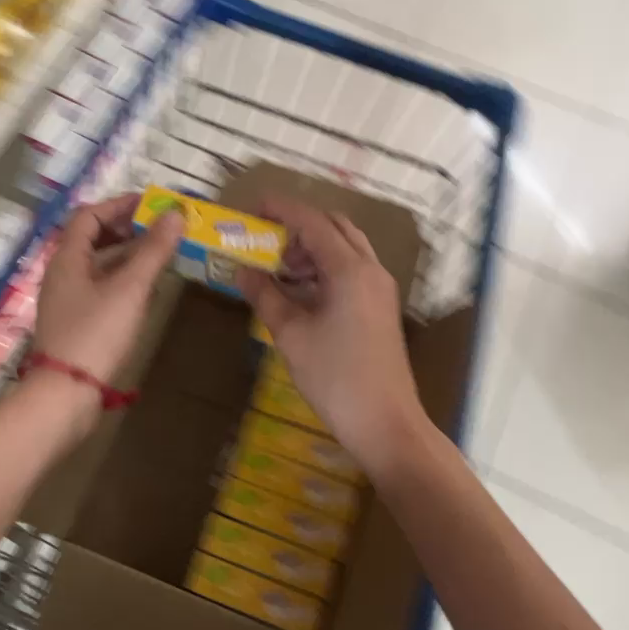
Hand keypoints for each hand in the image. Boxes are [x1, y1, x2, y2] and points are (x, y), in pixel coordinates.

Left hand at [30, 193, 184, 390]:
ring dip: (126, 256)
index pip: (89, 215)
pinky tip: (146, 290)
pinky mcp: (75, 323)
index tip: (151, 204)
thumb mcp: (129, 289)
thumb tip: (175, 214)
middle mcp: (61, 274)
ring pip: (97, 266)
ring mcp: (66, 301)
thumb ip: (152, 251)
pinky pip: (99, 289)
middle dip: (125, 229)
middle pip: (91, 239)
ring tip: (160, 255)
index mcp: (67, 258)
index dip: (119, 205)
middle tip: (159, 229)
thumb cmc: (95, 334)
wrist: (65, 394)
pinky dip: (122, 281)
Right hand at [239, 197, 427, 471]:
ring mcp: (380, 289)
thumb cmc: (335, 377)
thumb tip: (243, 271)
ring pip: (345, 249)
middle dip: (298, 226)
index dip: (280, 209)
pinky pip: (351, 271)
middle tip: (265, 240)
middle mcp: (370, 269)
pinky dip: (324, 269)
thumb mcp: (290, 335)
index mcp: (349, 269)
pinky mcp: (380, 308)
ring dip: (311, 249)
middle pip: (334, 227)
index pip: (312, 221)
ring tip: (278, 270)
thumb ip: (265, 296)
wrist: (385, 422)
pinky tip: (299, 292)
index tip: (251, 207)